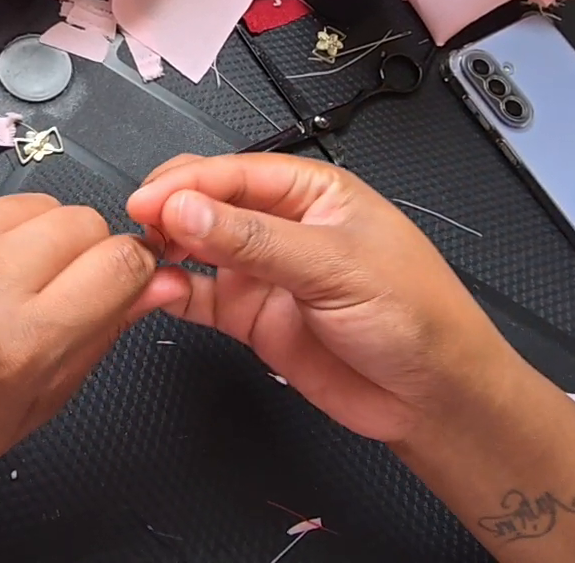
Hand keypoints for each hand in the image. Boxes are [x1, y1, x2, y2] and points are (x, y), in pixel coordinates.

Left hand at [0, 195, 178, 530]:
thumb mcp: (39, 402)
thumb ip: (107, 332)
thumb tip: (166, 281)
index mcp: (21, 337)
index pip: (121, 261)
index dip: (135, 270)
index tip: (124, 281)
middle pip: (85, 221)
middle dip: (89, 253)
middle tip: (58, 292)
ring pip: (42, 203)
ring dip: (44, 237)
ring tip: (14, 280)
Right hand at [126, 153, 512, 442]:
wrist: (433, 401)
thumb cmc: (415, 315)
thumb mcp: (335, 266)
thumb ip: (255, 240)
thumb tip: (185, 209)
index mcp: (308, 189)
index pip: (235, 173)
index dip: (189, 184)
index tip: (150, 201)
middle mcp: (279, 221)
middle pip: (208, 200)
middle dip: (171, 206)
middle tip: (141, 225)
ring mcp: (260, 267)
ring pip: (196, 242)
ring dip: (165, 245)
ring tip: (140, 255)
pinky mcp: (248, 312)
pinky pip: (198, 293)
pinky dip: (171, 289)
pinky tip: (153, 288)